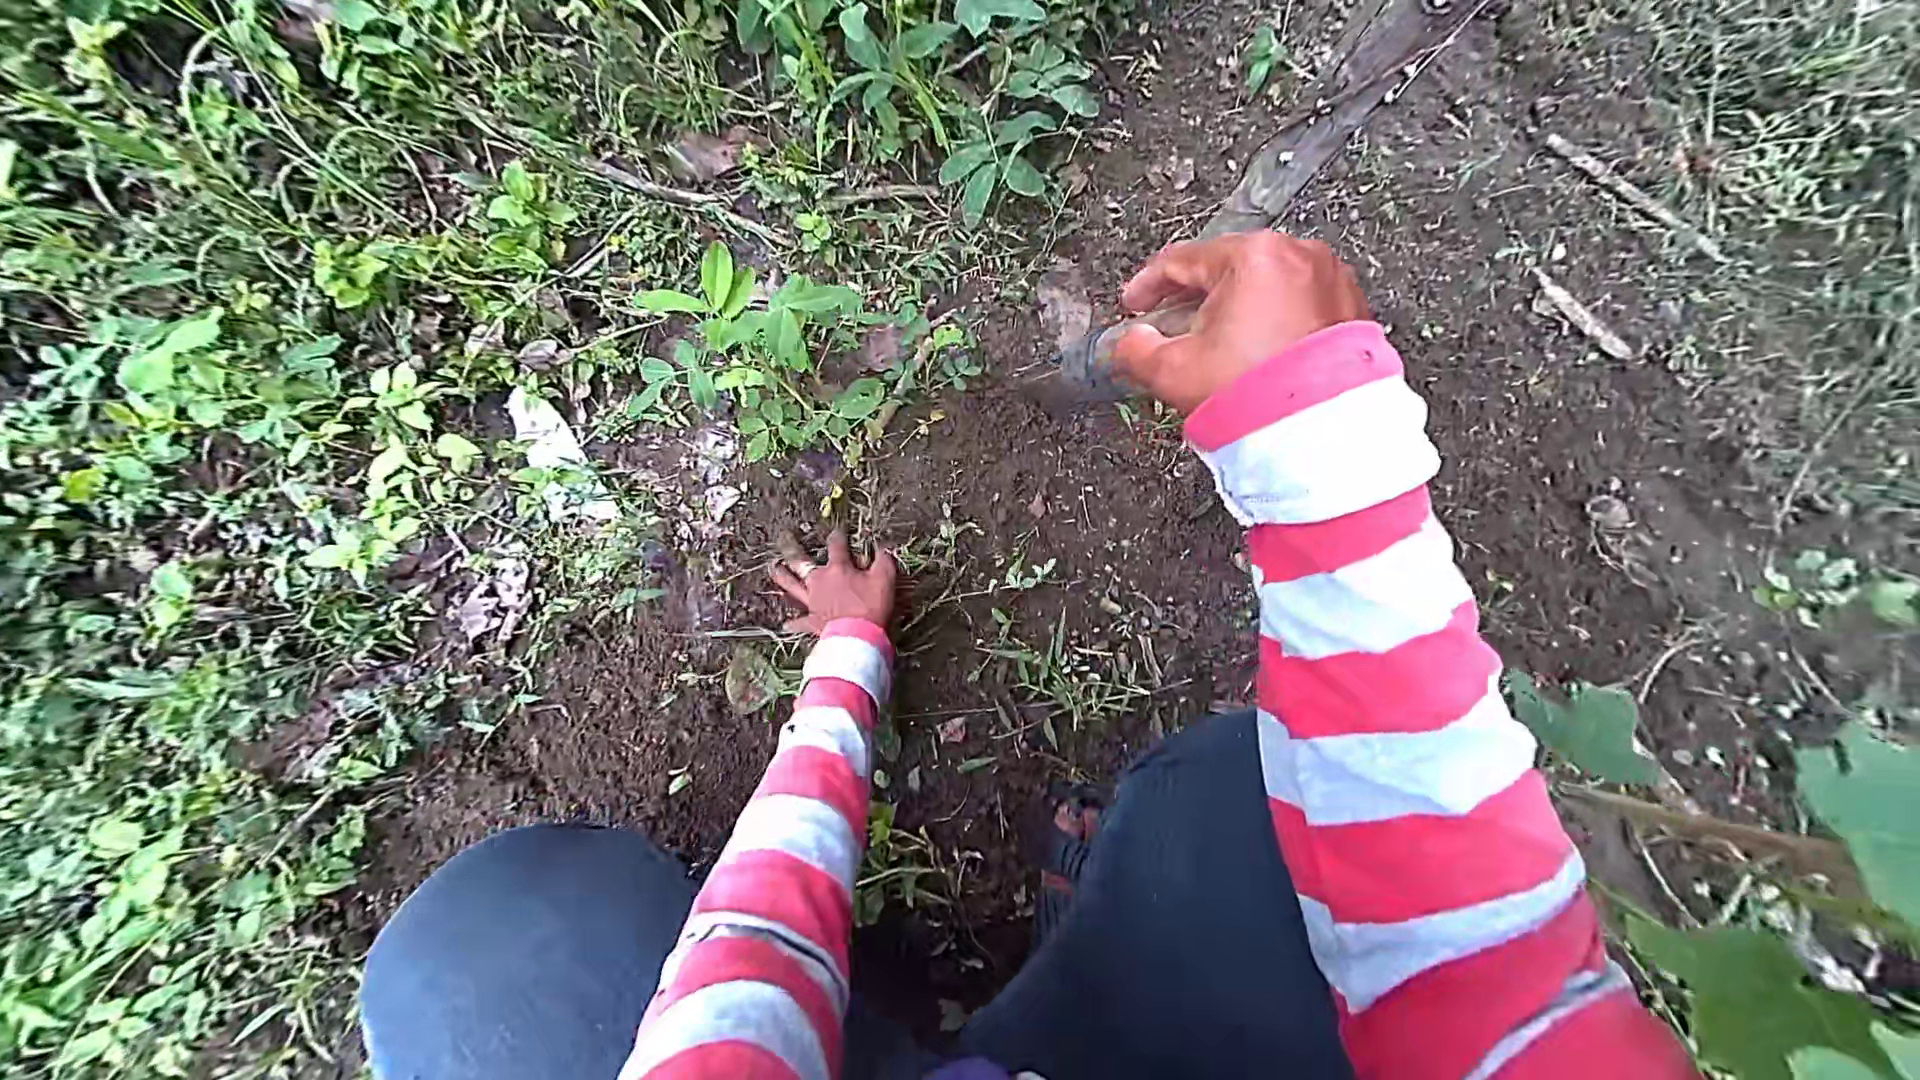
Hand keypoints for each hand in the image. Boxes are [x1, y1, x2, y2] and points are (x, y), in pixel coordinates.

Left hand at [769, 527, 897, 635]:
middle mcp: (820, 581)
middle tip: (785, 538)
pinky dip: (793, 622)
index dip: (837, 536)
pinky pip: (799, 621)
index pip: (836, 546)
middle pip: (802, 561)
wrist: (858, 636)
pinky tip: (786, 623)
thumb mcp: (885, 579)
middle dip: (793, 548)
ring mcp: (813, 601)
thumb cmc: (871, 606)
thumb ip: (883, 560)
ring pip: (793, 586)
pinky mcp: (812, 620)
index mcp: (838, 568)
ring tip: (775, 568)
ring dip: (783, 577)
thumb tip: (883, 548)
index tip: (837, 531)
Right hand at [1112, 230, 1368, 412]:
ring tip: (1208, 346)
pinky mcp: (1347, 308)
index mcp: (1251, 257)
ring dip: (1228, 310)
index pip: (1181, 260)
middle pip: (1224, 269)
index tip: (1134, 304)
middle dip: (1189, 300)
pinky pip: (1292, 304)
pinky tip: (1248, 353)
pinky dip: (1265, 322)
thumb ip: (1135, 348)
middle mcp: (1296, 256)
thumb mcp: (1169, 370)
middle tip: (1167, 328)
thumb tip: (1130, 342)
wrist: (1315, 429)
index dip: (1147, 285)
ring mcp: (1328, 280)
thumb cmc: (1253, 394)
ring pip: (1260, 286)